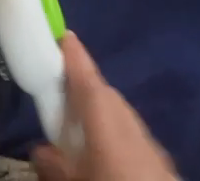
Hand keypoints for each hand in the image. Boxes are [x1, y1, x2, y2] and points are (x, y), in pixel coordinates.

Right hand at [30, 35, 176, 180]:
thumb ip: (54, 164)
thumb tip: (39, 149)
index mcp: (106, 118)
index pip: (87, 78)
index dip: (74, 56)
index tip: (64, 35)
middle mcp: (129, 120)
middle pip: (104, 93)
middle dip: (83, 86)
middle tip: (60, 88)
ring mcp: (149, 139)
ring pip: (120, 113)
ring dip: (99, 110)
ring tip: (78, 124)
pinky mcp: (160, 159)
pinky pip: (130, 133)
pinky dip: (114, 131)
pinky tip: (104, 150)